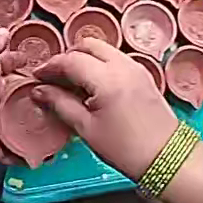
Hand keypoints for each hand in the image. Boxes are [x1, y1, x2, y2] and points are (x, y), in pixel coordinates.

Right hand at [30, 38, 181, 177]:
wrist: (166, 156)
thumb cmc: (124, 148)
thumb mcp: (86, 128)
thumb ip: (60, 104)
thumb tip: (39, 91)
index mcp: (107, 79)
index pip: (71, 60)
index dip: (50, 67)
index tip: (37, 77)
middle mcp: (123, 65)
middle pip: (88, 45)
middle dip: (68, 57)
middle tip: (53, 77)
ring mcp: (136, 67)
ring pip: (103, 49)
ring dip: (84, 58)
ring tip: (71, 81)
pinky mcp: (144, 75)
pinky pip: (116, 59)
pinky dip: (100, 64)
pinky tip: (91, 85)